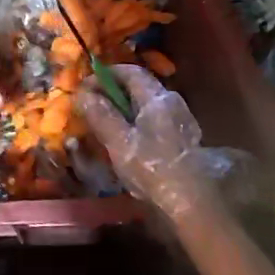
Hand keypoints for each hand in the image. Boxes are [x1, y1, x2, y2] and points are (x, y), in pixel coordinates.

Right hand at [77, 65, 240, 222]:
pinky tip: (126, 140)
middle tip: (91, 106)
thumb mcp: (119, 141)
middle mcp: (172, 102)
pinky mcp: (182, 138)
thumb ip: (100, 114)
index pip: (130, 72)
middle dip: (113, 92)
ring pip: (146, 105)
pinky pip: (154, 119)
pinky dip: (136, 121)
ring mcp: (180, 120)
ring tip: (104, 124)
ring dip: (124, 108)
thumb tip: (83, 93)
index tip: (85, 87)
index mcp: (157, 98)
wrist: (192, 203)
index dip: (106, 75)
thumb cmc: (152, 168)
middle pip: (139, 87)